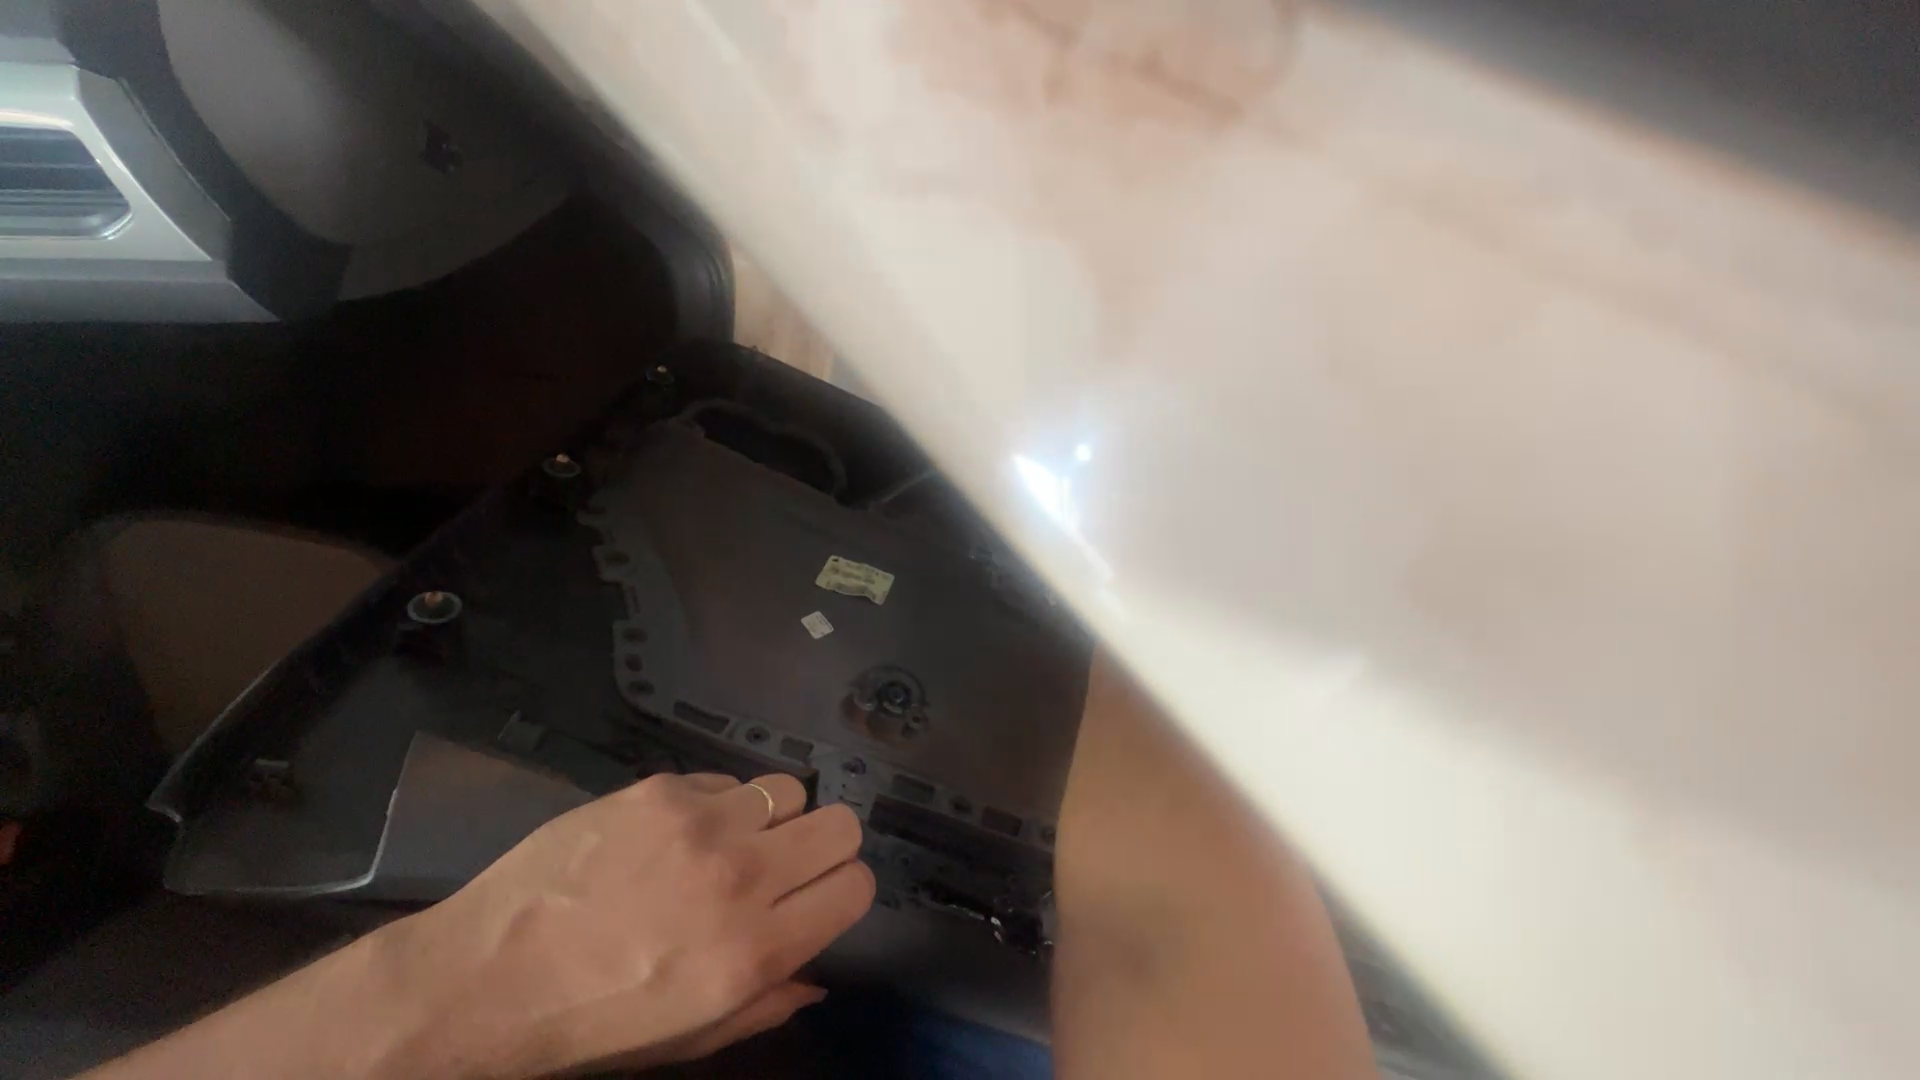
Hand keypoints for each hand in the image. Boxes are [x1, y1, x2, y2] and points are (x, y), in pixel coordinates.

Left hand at [377, 772, 873, 1078]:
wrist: (488, 977)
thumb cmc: (594, 1024)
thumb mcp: (692, 1037)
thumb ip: (769, 1004)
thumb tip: (821, 977)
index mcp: (754, 951)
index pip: (856, 886)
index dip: (843, 890)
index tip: (817, 898)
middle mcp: (740, 878)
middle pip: (841, 825)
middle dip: (824, 845)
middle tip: (785, 864)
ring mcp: (700, 824)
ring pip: (790, 790)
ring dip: (771, 819)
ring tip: (728, 843)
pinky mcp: (660, 789)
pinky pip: (726, 781)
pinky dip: (717, 805)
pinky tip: (674, 834)